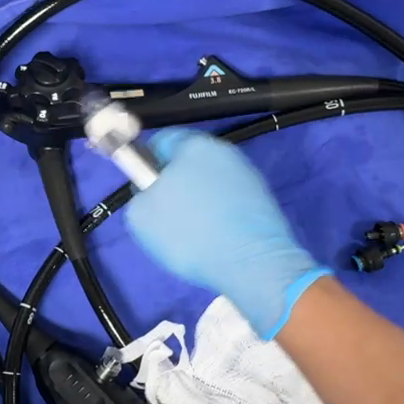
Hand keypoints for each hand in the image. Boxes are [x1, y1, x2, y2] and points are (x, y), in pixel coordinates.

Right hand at [123, 128, 329, 338]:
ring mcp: (248, 175)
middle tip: (166, 217)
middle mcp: (224, 152)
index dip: (147, 164)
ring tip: (193, 234)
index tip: (145, 191)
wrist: (250, 262)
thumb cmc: (190, 232)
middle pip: (187, 163)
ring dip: (198, 202)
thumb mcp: (140, 215)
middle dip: (174, 185)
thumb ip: (140, 193)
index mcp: (194, 145)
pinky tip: (215, 239)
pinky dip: (219, 216)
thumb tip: (152, 192)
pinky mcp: (263, 200)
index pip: (162, 141)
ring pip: (209, 184)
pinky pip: (229, 202)